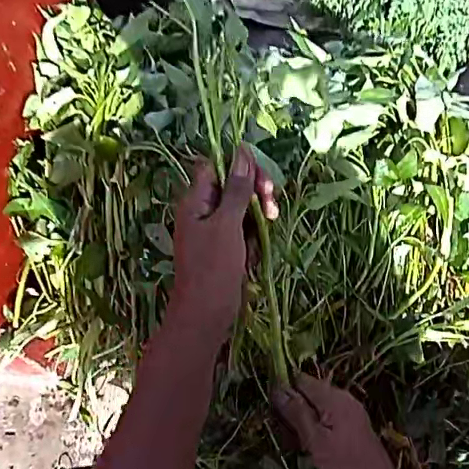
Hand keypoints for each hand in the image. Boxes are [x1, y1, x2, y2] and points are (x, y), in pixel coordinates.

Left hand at [168, 145, 277, 342]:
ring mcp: (215, 231)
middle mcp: (203, 211)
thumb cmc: (213, 269)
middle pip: (235, 187)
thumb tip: (241, 151)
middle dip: (257, 195)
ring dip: (258, 221)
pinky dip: (254, 240)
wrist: (205, 316)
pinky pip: (245, 233)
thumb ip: (237, 189)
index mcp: (196, 200)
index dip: (242, 167)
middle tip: (272, 210)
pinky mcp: (226, 249)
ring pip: (244, 211)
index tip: (263, 184)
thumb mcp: (228, 224)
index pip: (219, 167)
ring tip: (264, 237)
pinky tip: (253, 256)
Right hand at [272, 375, 416, 468]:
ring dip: (300, 424)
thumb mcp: (316, 442)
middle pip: (308, 394)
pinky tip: (306, 449)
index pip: (302, 380)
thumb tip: (278, 390)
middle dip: (291, 410)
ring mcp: (349, 414)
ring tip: (293, 445)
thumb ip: (297, 414)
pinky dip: (313, 432)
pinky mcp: (351, 428)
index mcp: (335, 399)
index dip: (283, 389)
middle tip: (283, 435)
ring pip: (315, 409)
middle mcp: (344, 400)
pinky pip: (326, 421)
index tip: (269, 408)